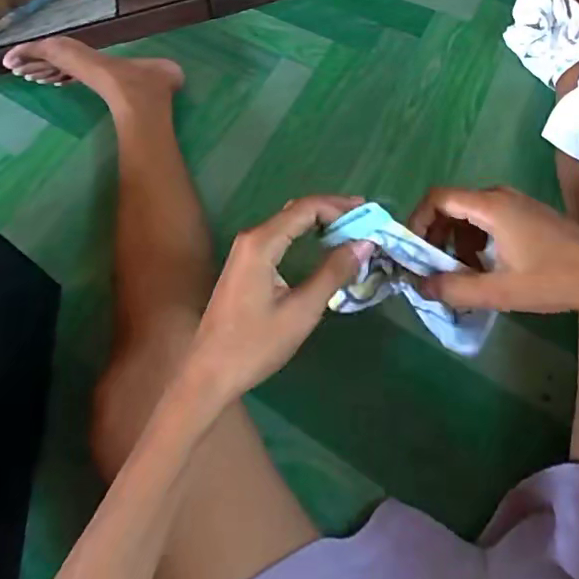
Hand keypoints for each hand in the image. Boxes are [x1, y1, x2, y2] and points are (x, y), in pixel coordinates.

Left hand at [181, 195, 371, 403]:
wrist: (210, 371)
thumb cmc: (255, 344)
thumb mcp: (301, 310)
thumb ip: (333, 273)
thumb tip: (363, 244)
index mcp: (261, 242)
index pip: (305, 208)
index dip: (339, 207)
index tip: (368, 216)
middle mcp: (251, 237)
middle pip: (296, 210)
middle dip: (331, 210)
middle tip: (365, 218)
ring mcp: (245, 249)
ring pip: (288, 222)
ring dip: (319, 221)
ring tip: (351, 228)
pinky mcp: (246, 263)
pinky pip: (280, 236)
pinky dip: (305, 234)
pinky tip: (323, 244)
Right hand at [409, 185, 578, 315]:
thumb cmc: (557, 279)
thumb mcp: (502, 291)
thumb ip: (457, 289)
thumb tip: (420, 286)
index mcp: (491, 205)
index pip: (437, 198)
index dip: (418, 220)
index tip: (413, 249)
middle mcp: (498, 196)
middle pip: (450, 205)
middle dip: (436, 235)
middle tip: (433, 267)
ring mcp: (513, 203)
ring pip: (467, 214)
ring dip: (455, 241)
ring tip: (461, 274)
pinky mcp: (524, 214)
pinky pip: (484, 219)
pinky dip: (474, 240)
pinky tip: (484, 268)